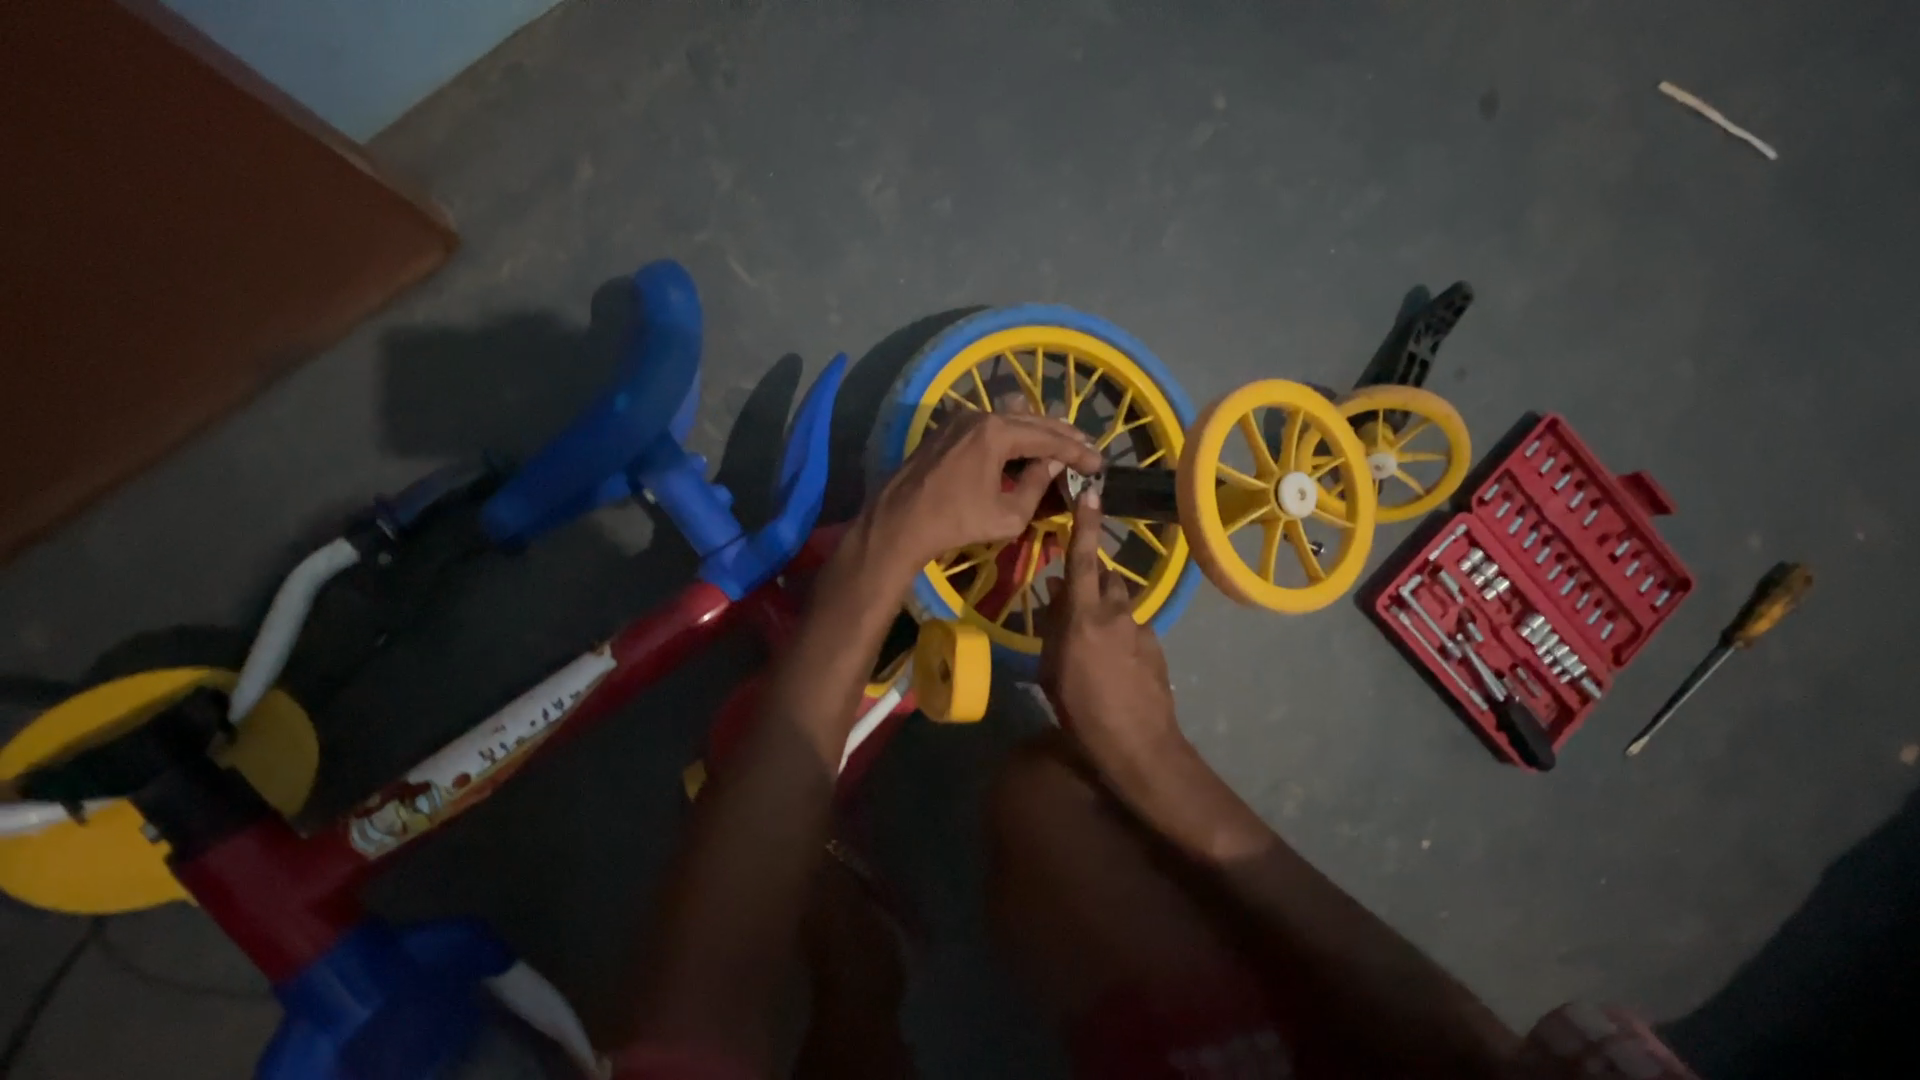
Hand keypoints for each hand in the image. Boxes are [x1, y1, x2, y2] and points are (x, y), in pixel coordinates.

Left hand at [866, 411, 1103, 569]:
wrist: (899, 521)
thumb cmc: (955, 522)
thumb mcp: (1008, 514)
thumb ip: (1037, 485)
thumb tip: (1053, 464)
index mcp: (997, 432)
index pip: (1049, 438)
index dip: (1078, 452)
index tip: (1099, 463)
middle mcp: (980, 416)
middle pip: (1032, 420)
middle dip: (1062, 435)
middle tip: (1087, 447)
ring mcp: (960, 419)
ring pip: (1010, 418)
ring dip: (1037, 430)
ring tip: (1061, 443)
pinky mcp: (947, 430)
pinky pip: (989, 424)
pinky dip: (1012, 433)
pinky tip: (1024, 443)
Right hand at [1039, 487, 1186, 771]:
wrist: (1139, 746)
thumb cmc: (1081, 712)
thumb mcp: (1051, 670)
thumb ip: (1053, 626)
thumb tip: (1056, 590)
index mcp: (1084, 616)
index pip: (1083, 559)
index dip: (1085, 524)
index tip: (1090, 491)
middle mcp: (1117, 614)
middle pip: (1106, 580)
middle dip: (1091, 582)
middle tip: (1073, 607)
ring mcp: (1141, 630)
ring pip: (1119, 607)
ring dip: (1104, 614)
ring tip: (1091, 649)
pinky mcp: (1156, 648)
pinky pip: (1132, 630)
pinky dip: (1120, 637)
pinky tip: (1113, 669)